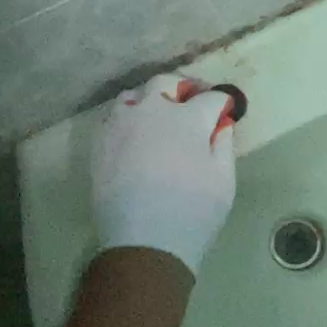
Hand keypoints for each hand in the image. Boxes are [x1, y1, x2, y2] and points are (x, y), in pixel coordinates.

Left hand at [90, 73, 235, 274]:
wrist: (144, 242)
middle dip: (183, 87)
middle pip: (165, 83)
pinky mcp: (100, 143)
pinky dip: (130, 118)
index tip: (226, 109)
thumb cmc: (194, 212)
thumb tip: (220, 124)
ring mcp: (120, 125)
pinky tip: (137, 135)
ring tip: (160, 115)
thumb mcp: (224, 181)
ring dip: (151, 99)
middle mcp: (150, 111)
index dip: (222, 102)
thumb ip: (223, 145)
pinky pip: (114, 118)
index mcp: (186, 119)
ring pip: (134, 96)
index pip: (209, 98)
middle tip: (193, 101)